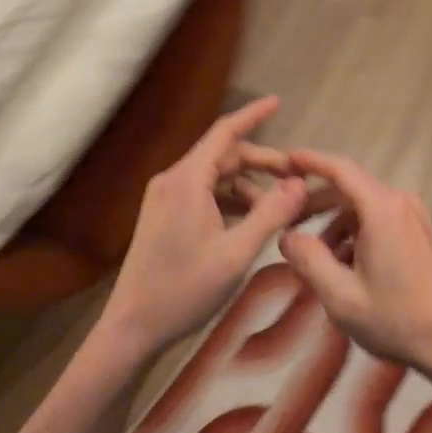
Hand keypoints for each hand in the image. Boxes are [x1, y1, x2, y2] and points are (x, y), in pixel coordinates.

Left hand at [100, 97, 307, 349]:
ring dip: (249, 185)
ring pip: (217, 176)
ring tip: (280, 208)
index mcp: (187, 181)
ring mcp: (166, 199)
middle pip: (225, 156)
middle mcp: (174, 181)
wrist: (130, 330)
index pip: (225, 132)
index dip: (253, 115)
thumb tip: (301, 183)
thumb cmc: (183, 291)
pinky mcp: (164, 216)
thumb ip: (270, 214)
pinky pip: (205, 193)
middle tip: (297, 179)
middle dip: (263, 163)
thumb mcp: (236, 254)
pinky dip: (232, 200)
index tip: (278, 102)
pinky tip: (252, 222)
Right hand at [277, 150, 431, 374]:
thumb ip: (309, 260)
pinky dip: (355, 233)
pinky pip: (378, 219)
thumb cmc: (395, 318)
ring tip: (313, 259)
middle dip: (315, 204)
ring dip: (335, 224)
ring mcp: (413, 215)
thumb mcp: (341, 296)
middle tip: (284, 223)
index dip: (310, 161)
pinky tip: (342, 266)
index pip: (340, 169)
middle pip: (349, 188)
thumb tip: (286, 236)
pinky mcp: (418, 231)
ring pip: (362, 207)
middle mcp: (400, 201)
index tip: (284, 159)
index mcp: (382, 208)